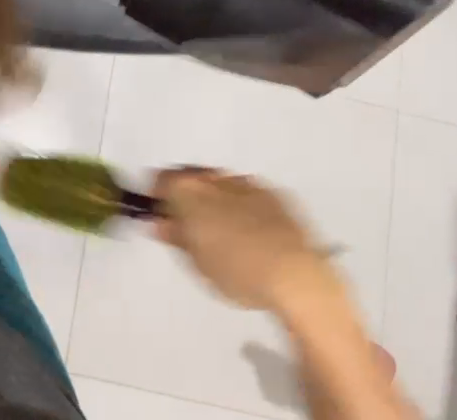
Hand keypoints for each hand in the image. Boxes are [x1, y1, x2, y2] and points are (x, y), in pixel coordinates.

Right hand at [153, 168, 336, 313]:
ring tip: (228, 234)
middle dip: (188, 197)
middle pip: (191, 178)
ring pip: (221, 185)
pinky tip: (255, 234)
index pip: (161, 179)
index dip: (159, 198)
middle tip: (194, 230)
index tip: (165, 219)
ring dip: (217, 200)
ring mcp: (248, 183)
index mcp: (188, 190)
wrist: (297, 277)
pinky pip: (250, 194)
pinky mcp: (277, 194)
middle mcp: (215, 178)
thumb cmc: (236, 272)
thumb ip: (175, 237)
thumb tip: (160, 223)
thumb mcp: (196, 263)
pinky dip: (245, 207)